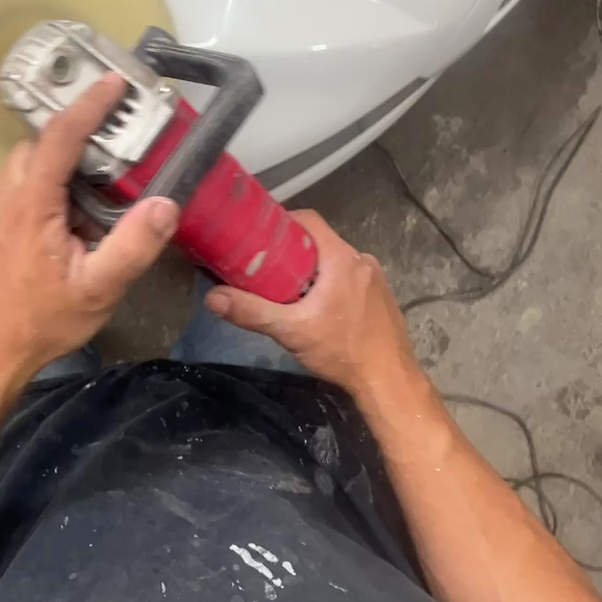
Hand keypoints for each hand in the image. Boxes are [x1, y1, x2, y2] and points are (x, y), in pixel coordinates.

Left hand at [0, 73, 178, 383]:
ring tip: (97, 195)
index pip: (60, 137)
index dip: (89, 105)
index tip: (113, 83)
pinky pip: (17, 190)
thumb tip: (166, 204)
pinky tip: (67, 225)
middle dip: (75, 140)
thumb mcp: (98, 289)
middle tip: (116, 153)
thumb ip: (133, 245)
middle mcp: (4, 198)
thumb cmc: (38, 322)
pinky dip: (45, 188)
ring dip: (60, 166)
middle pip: (40, 147)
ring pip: (26, 168)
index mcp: (32, 204)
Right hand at [203, 210, 419, 393]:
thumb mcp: (291, 331)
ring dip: (313, 271)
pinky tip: (319, 308)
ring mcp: (376, 278)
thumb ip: (251, 312)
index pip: (309, 220)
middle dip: (293, 251)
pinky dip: (332, 284)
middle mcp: (362, 260)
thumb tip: (212, 297)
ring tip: (288, 289)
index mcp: (341, 258)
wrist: (388, 381)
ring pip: (335, 262)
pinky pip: (350, 279)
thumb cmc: (341, 350)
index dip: (283, 222)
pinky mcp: (382, 296)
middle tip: (267, 268)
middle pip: (320, 242)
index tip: (261, 236)